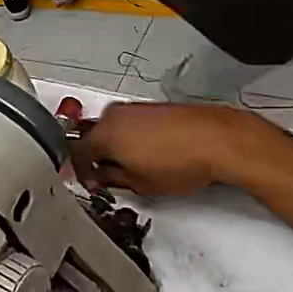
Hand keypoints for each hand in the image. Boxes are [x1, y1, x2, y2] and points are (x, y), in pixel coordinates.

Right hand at [72, 102, 272, 196]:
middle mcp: (114, 115)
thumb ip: (109, 179)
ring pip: (113, 130)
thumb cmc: (182, 158)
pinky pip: (131, 123)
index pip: (76, 152)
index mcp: (103, 133)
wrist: (216, 139)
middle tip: (110, 179)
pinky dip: (133, 138)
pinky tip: (151, 155)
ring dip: (117, 148)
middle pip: (93, 138)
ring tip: (136, 169)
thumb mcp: (138, 184)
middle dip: (99, 158)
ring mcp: (133, 108)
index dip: (80, 172)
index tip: (90, 182)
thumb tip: (101, 177)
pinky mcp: (151, 107)